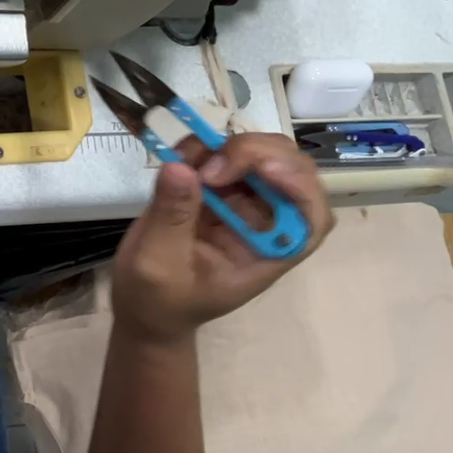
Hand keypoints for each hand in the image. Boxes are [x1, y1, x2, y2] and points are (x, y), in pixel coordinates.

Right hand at [110, 133, 334, 345]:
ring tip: (184, 161)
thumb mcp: (159, 263)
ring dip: (226, 147)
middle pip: (290, 171)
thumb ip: (172, 217)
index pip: (309, 215)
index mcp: (269, 252)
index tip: (263, 168)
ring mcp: (242, 202)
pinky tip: (178, 158)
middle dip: (255, 154)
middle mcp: (266, 222)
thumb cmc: (160, 298)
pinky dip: (202, 146)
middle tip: (209, 164)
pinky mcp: (215, 189)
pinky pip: (222, 154)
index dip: (298, 185)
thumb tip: (181, 167)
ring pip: (260, 154)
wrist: (144, 306)